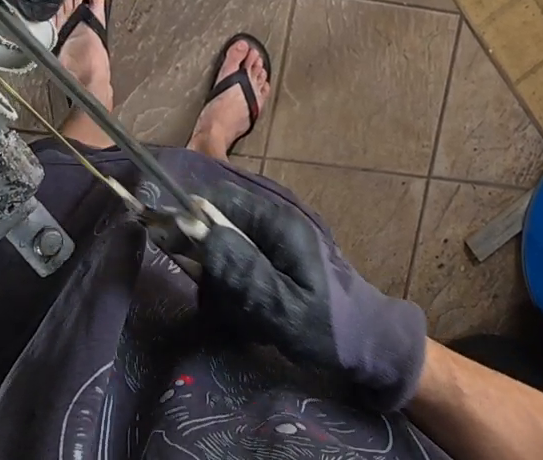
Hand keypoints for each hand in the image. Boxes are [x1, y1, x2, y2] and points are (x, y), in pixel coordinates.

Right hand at [196, 183, 427, 410]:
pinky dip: (238, 294)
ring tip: (244, 317)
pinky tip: (253, 320)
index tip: (173, 249)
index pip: (220, 199)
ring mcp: (277, 243)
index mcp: (277, 223)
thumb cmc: (329, 326)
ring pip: (227, 252)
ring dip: (225, 286)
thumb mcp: (282, 306)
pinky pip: (242, 269)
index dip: (192, 219)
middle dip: (210, 264)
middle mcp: (275, 224)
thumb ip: (243, 271)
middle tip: (220, 302)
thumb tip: (203, 234)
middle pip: (219, 226)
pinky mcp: (278, 262)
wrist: (368, 343)